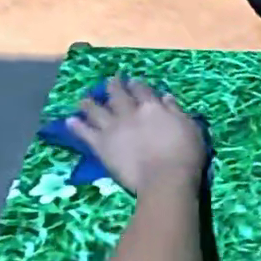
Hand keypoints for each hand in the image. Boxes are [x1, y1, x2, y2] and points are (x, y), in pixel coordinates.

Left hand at [65, 77, 206, 195]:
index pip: (142, 90)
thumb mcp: (190, 128)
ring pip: (96, 110)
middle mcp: (130, 113)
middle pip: (118, 95)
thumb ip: (176, 111)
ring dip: (89, 103)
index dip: (137, 84)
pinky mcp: (101, 146)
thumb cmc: (186, 154)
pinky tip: (70, 121)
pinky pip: (85, 133)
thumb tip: (165, 96)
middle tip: (109, 81)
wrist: (165, 179)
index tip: (133, 81)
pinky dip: (77, 126)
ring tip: (84, 99)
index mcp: (153, 107)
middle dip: (113, 86)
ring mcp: (113, 128)